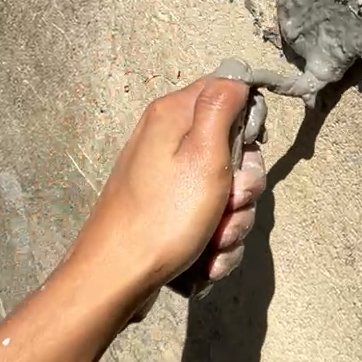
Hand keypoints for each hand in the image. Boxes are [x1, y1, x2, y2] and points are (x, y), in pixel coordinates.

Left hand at [61, 76, 267, 306]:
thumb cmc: (163, 215)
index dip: (248, 120)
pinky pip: (210, 214)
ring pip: (227, 187)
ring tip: (216, 240)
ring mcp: (168, 177)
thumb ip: (222, 106)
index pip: (228, 90)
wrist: (113, 282)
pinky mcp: (168, 209)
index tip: (245, 151)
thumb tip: (237, 78)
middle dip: (244, 184)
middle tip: (232, 203)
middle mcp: (169, 139)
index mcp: (174, 115)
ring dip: (233, 218)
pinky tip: (207, 257)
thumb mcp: (203, 154)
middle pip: (234, 146)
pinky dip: (216, 237)